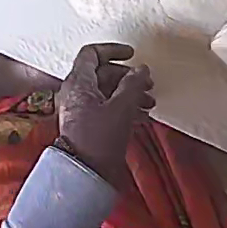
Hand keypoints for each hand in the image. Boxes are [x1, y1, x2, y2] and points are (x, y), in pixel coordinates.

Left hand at [55, 43, 154, 184]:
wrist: (85, 176)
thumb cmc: (98, 140)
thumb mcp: (121, 107)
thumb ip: (133, 84)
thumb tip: (141, 69)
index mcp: (78, 83)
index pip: (92, 54)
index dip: (113, 50)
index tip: (132, 54)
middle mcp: (77, 94)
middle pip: (104, 74)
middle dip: (128, 77)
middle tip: (148, 84)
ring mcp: (82, 110)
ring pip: (108, 92)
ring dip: (130, 93)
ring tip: (149, 103)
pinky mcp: (89, 126)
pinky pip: (108, 108)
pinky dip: (125, 107)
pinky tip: (142, 116)